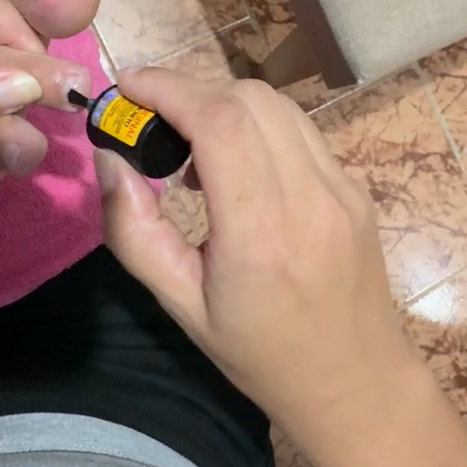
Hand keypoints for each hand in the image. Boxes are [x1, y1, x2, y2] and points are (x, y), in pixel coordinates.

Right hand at [95, 68, 428, 441]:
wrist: (356, 380)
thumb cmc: (259, 354)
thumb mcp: (181, 306)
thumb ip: (135, 232)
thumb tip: (110, 159)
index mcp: (260, 232)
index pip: (220, 121)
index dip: (169, 89)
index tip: (129, 86)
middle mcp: (310, 197)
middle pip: (250, 99)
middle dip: (194, 94)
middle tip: (157, 127)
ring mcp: (343, 189)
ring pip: (281, 107)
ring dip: (229, 108)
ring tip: (197, 156)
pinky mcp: (357, 189)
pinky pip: (303, 133)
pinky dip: (262, 129)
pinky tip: (243, 171)